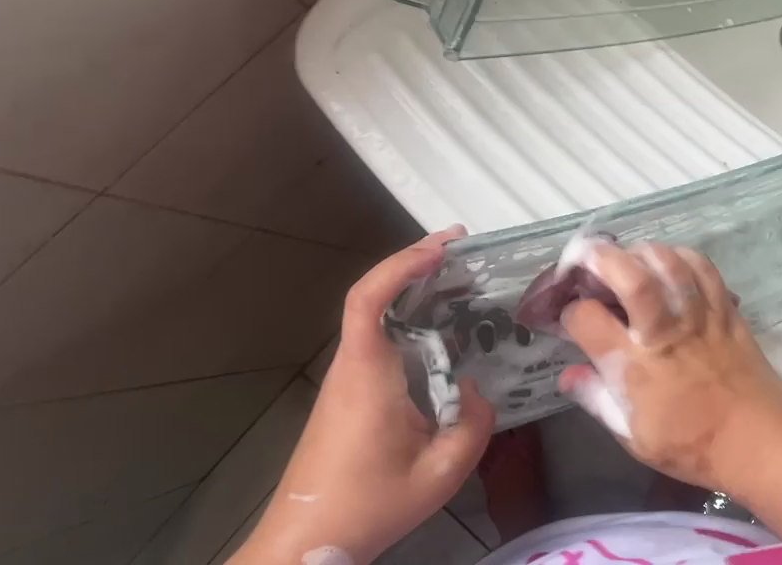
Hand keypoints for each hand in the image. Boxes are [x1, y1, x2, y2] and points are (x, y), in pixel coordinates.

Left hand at [233, 226, 492, 564]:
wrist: (303, 547)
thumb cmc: (365, 507)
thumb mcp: (438, 475)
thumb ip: (474, 427)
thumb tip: (478, 390)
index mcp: (368, 373)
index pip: (368, 299)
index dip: (402, 265)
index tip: (443, 251)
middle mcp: (354, 364)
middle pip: (375, 293)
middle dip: (416, 261)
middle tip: (463, 247)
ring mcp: (349, 376)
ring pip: (377, 313)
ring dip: (415, 287)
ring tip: (462, 278)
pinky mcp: (351, 391)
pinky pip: (380, 336)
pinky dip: (410, 316)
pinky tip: (443, 327)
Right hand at [557, 241, 781, 493]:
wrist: (757, 440)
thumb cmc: (691, 444)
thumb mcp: (633, 436)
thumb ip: (597, 400)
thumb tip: (567, 374)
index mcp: (635, 366)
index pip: (588, 320)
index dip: (570, 312)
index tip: (571, 315)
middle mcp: (664, 332)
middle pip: (631, 278)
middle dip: (601, 258)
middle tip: (584, 255)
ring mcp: (698, 315)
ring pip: (668, 263)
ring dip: (641, 250)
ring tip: (626, 256)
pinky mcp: (725, 308)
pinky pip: (703, 268)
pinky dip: (682, 255)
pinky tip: (669, 261)